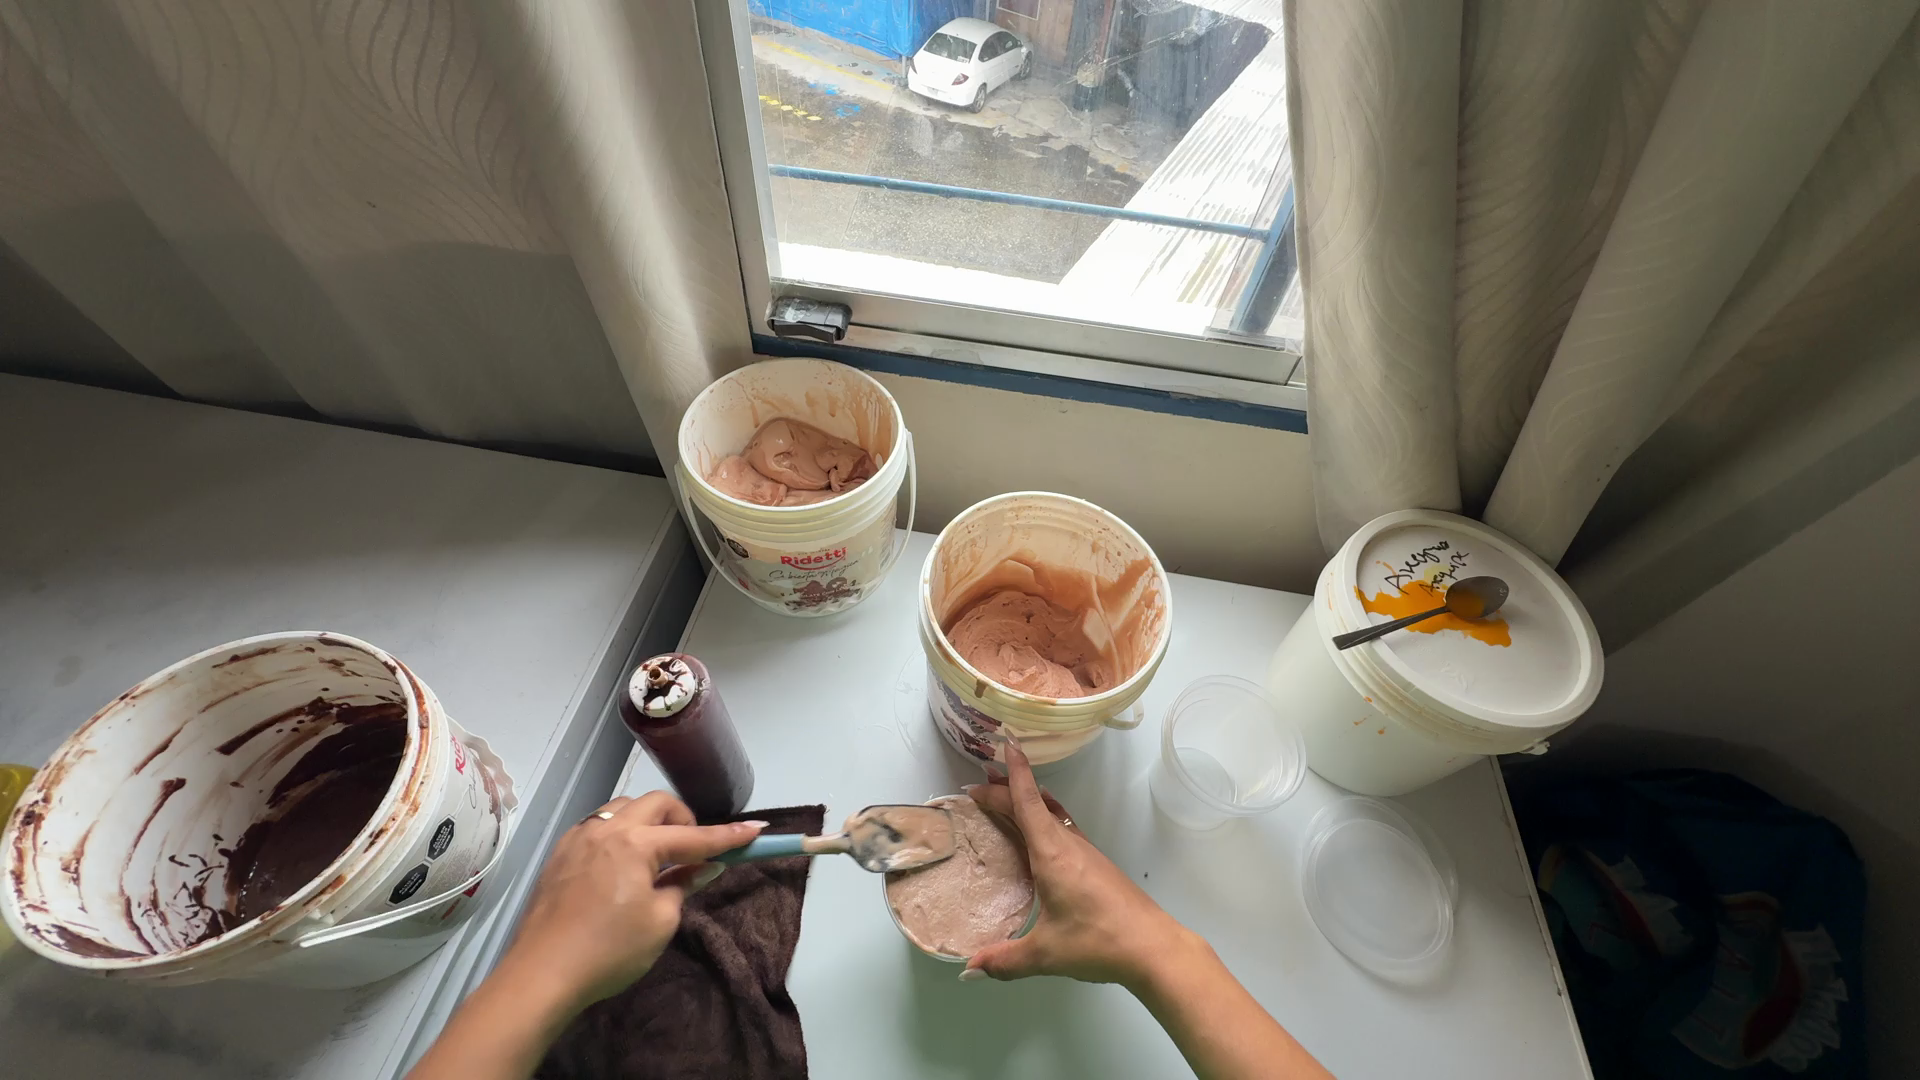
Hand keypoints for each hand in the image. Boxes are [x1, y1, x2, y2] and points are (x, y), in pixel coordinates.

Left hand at [496, 791, 764, 1011]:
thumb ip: (683, 884)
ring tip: (653, 853)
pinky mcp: (560, 854)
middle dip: (683, 819)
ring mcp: (580, 838)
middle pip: (658, 803)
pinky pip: (599, 825)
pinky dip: (619, 833)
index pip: (695, 836)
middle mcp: (608, 829)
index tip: (757, 829)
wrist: (538, 979)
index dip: (728, 835)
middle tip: (691, 849)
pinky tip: (619, 862)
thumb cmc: (608, 951)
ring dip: (647, 820)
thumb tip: (701, 867)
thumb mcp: (660, 921)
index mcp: (637, 843)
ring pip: (625, 807)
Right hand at [962, 737, 1200, 988]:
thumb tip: (969, 969)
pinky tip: (1039, 833)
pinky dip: (1042, 819)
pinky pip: (1061, 828)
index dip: (1013, 772)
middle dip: (1005, 789)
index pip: (1027, 801)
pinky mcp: (1094, 863)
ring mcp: (1083, 851)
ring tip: (1004, 799)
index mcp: (1051, 852)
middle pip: (1032, 805)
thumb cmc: (1098, 942)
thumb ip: (1005, 960)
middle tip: (977, 786)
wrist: (1153, 947)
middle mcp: (1067, 843)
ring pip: (1049, 814)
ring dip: (1025, 802)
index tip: (1005, 743)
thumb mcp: (1045, 954)